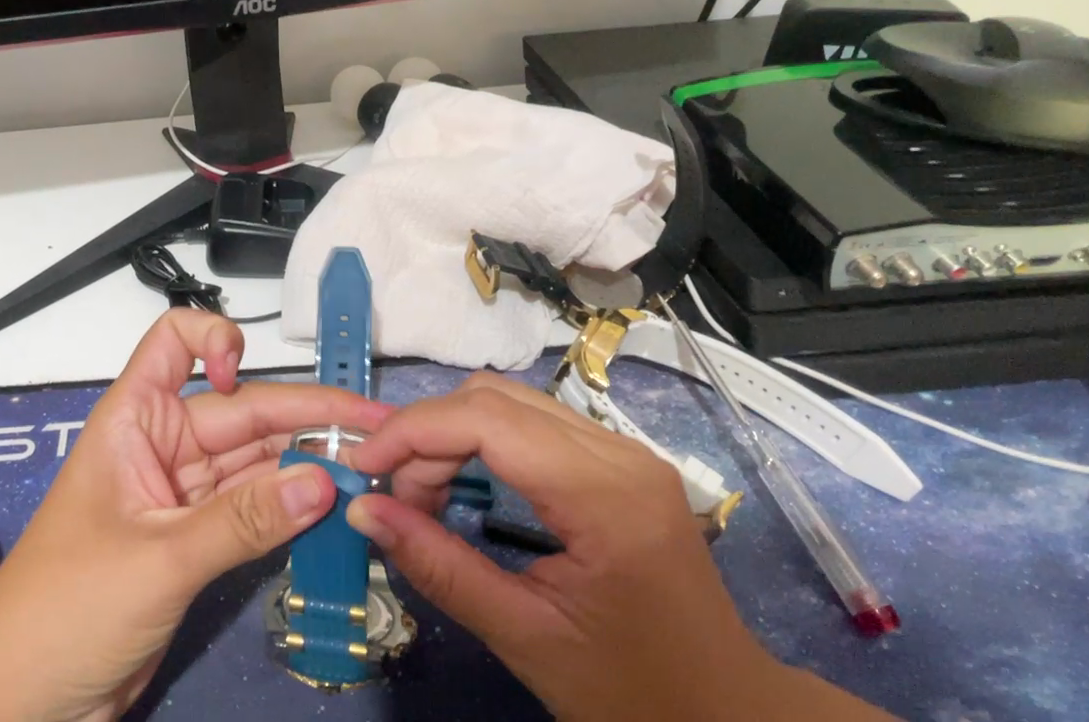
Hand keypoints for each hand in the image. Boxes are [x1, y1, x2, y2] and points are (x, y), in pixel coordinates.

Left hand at [0, 309, 390, 721]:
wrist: (24, 698)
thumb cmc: (67, 608)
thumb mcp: (158, 559)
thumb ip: (244, 521)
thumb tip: (326, 480)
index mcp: (134, 419)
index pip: (172, 342)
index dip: (214, 340)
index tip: (244, 374)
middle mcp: (162, 444)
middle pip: (242, 411)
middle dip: (306, 418)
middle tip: (379, 432)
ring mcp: (183, 493)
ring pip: (255, 460)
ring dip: (308, 464)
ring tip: (374, 467)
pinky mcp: (197, 539)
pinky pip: (254, 508)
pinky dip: (292, 507)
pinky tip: (335, 505)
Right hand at [345, 374, 895, 721]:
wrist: (726, 713)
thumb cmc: (632, 691)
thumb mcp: (524, 637)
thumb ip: (439, 567)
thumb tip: (363, 511)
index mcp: (605, 494)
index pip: (487, 420)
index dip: (412, 431)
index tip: (361, 467)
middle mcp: (618, 452)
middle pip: (493, 398)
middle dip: (427, 436)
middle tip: (394, 497)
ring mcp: (623, 450)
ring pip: (508, 402)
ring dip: (451, 436)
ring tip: (423, 498)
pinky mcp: (618, 461)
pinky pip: (530, 424)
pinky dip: (480, 443)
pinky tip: (462, 485)